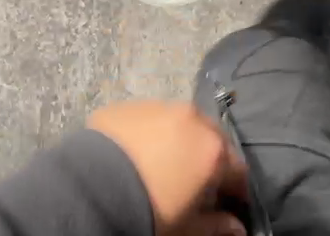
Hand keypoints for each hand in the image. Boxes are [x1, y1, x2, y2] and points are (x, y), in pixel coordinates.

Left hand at [88, 101, 248, 235]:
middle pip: (211, 138)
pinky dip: (150, 135)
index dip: (235, 189)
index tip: (230, 203)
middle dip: (208, 158)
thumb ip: (216, 226)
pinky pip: (149, 120)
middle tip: (196, 183)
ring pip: (180, 124)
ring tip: (164, 165)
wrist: (91, 190)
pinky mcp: (130, 106)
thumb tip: (237, 228)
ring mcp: (160, 107)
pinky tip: (137, 154)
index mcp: (212, 149)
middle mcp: (192, 119)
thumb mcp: (186, 229)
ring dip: (179, 142)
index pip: (237, 169)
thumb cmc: (148, 212)